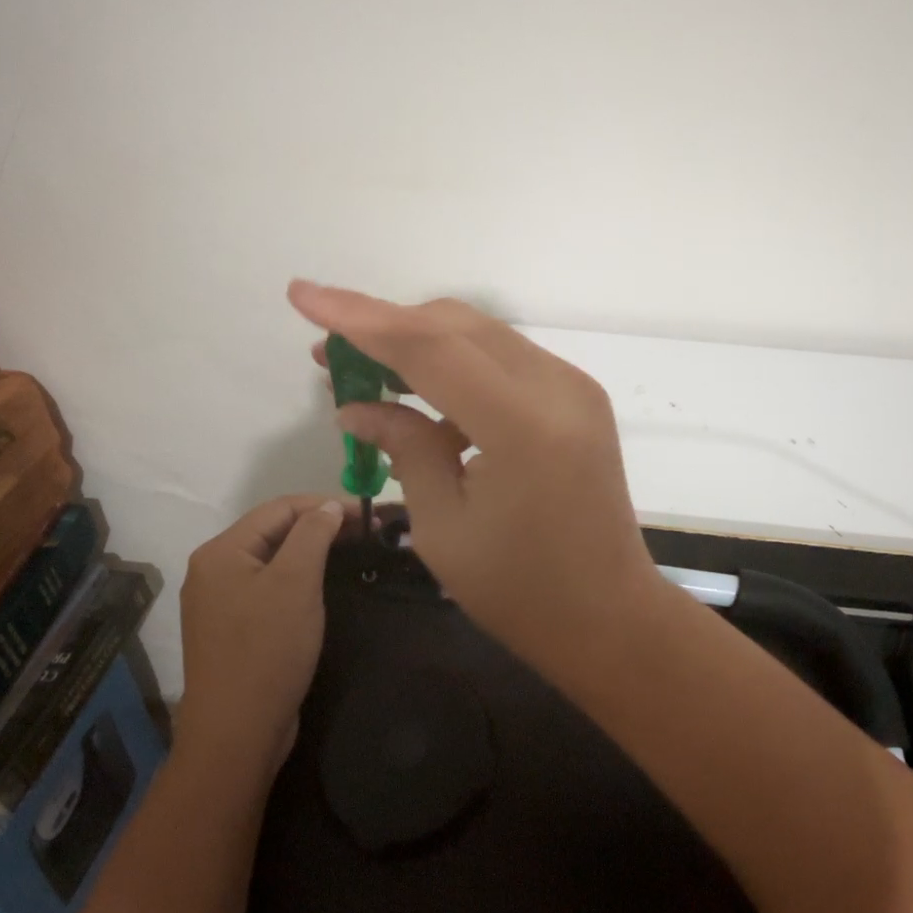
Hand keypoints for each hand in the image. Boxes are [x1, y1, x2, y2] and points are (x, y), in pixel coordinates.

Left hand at [175, 495, 349, 768]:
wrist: (236, 733)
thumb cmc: (267, 650)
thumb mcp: (296, 583)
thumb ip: (313, 535)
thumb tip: (329, 507)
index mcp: (220, 552)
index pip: (278, 508)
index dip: (324, 504)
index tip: (367, 513)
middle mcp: (212, 571)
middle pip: (273, 532)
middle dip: (320, 526)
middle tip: (367, 532)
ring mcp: (219, 602)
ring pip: (272, 561)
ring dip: (311, 552)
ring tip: (352, 553)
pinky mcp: (232, 630)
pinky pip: (268, 588)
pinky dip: (297, 579)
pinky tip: (322, 586)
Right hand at [290, 281, 663, 647]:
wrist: (609, 615)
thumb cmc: (520, 591)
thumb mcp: (443, 526)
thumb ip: (403, 448)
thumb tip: (356, 406)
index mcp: (523, 423)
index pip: (430, 348)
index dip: (360, 319)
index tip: (302, 296)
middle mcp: (557, 387)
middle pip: (457, 327)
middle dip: (386, 327)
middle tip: (327, 351)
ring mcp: (575, 387)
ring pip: (482, 336)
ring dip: (421, 344)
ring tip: (363, 372)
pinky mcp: (578, 398)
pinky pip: (505, 360)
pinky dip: (458, 366)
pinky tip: (419, 396)